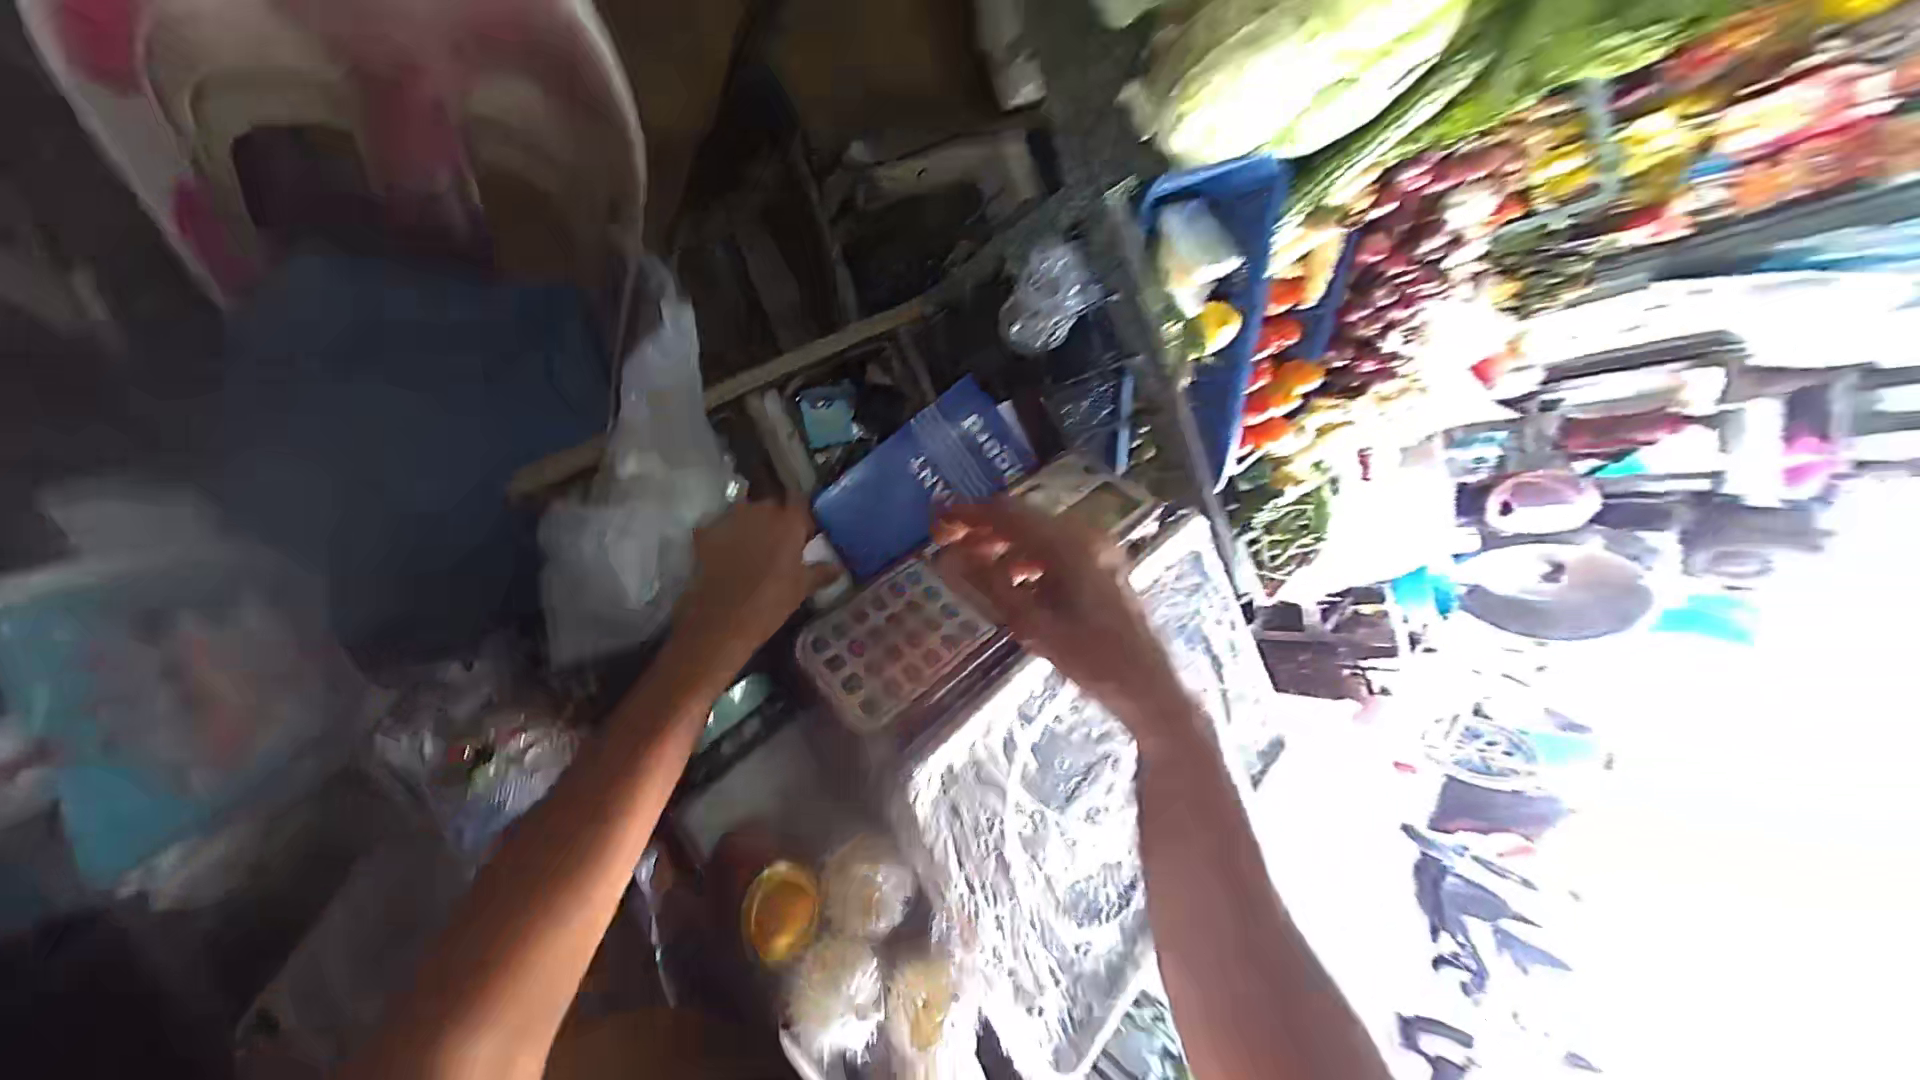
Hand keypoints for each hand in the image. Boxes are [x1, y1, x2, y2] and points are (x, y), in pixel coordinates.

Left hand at [674, 499, 830, 664]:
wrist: (721, 621)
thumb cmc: (771, 601)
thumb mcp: (802, 588)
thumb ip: (821, 572)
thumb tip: (838, 567)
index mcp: (788, 520)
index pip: (800, 500)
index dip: (802, 514)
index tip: (805, 531)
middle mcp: (759, 510)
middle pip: (771, 504)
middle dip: (776, 518)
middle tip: (780, 542)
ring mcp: (729, 518)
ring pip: (744, 512)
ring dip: (750, 524)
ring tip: (752, 547)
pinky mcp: (704, 532)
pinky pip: (719, 527)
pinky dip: (724, 536)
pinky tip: (726, 555)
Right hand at [932, 498, 1193, 740]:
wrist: (1146, 686)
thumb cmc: (1090, 660)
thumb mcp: (1031, 624)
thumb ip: (989, 583)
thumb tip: (949, 555)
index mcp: (1069, 545)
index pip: (1006, 514)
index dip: (967, 514)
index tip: (935, 519)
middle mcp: (1085, 534)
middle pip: (1022, 517)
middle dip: (982, 528)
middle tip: (946, 542)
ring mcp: (1097, 546)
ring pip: (1037, 532)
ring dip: (1003, 543)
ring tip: (971, 563)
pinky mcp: (1101, 562)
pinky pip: (1054, 548)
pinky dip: (1026, 556)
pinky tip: (1009, 580)